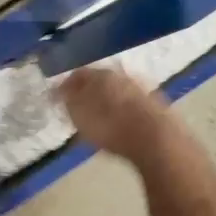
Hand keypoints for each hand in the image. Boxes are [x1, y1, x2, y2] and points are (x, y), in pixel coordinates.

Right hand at [59, 67, 190, 166]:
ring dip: (108, 100)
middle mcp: (120, 75)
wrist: (158, 141)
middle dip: (88, 91)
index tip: (58, 98)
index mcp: (99, 74)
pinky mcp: (157, 105)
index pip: (77, 74)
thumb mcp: (79, 116)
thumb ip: (66, 101)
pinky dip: (124, 110)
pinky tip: (121, 123)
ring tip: (100, 117)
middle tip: (79, 107)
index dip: (65, 86)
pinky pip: (132, 104)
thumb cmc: (111, 128)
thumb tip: (58, 90)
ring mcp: (141, 88)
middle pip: (99, 80)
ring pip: (117, 91)